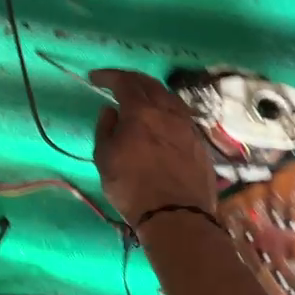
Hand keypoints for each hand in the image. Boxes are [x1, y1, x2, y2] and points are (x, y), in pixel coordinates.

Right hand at [90, 68, 217, 224]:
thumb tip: (111, 111)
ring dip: (152, 92)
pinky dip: (167, 109)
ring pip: (170, 98)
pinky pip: (181, 115)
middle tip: (117, 82)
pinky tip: (161, 120)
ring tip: (141, 98)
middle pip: (150, 84)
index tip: (94, 78)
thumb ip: (106, 128)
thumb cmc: (132, 187)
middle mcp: (167, 113)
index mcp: (141, 112)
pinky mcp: (200, 144)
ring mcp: (188, 128)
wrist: (177, 218)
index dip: (108, 76)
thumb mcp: (104, 158)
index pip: (124, 82)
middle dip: (131, 78)